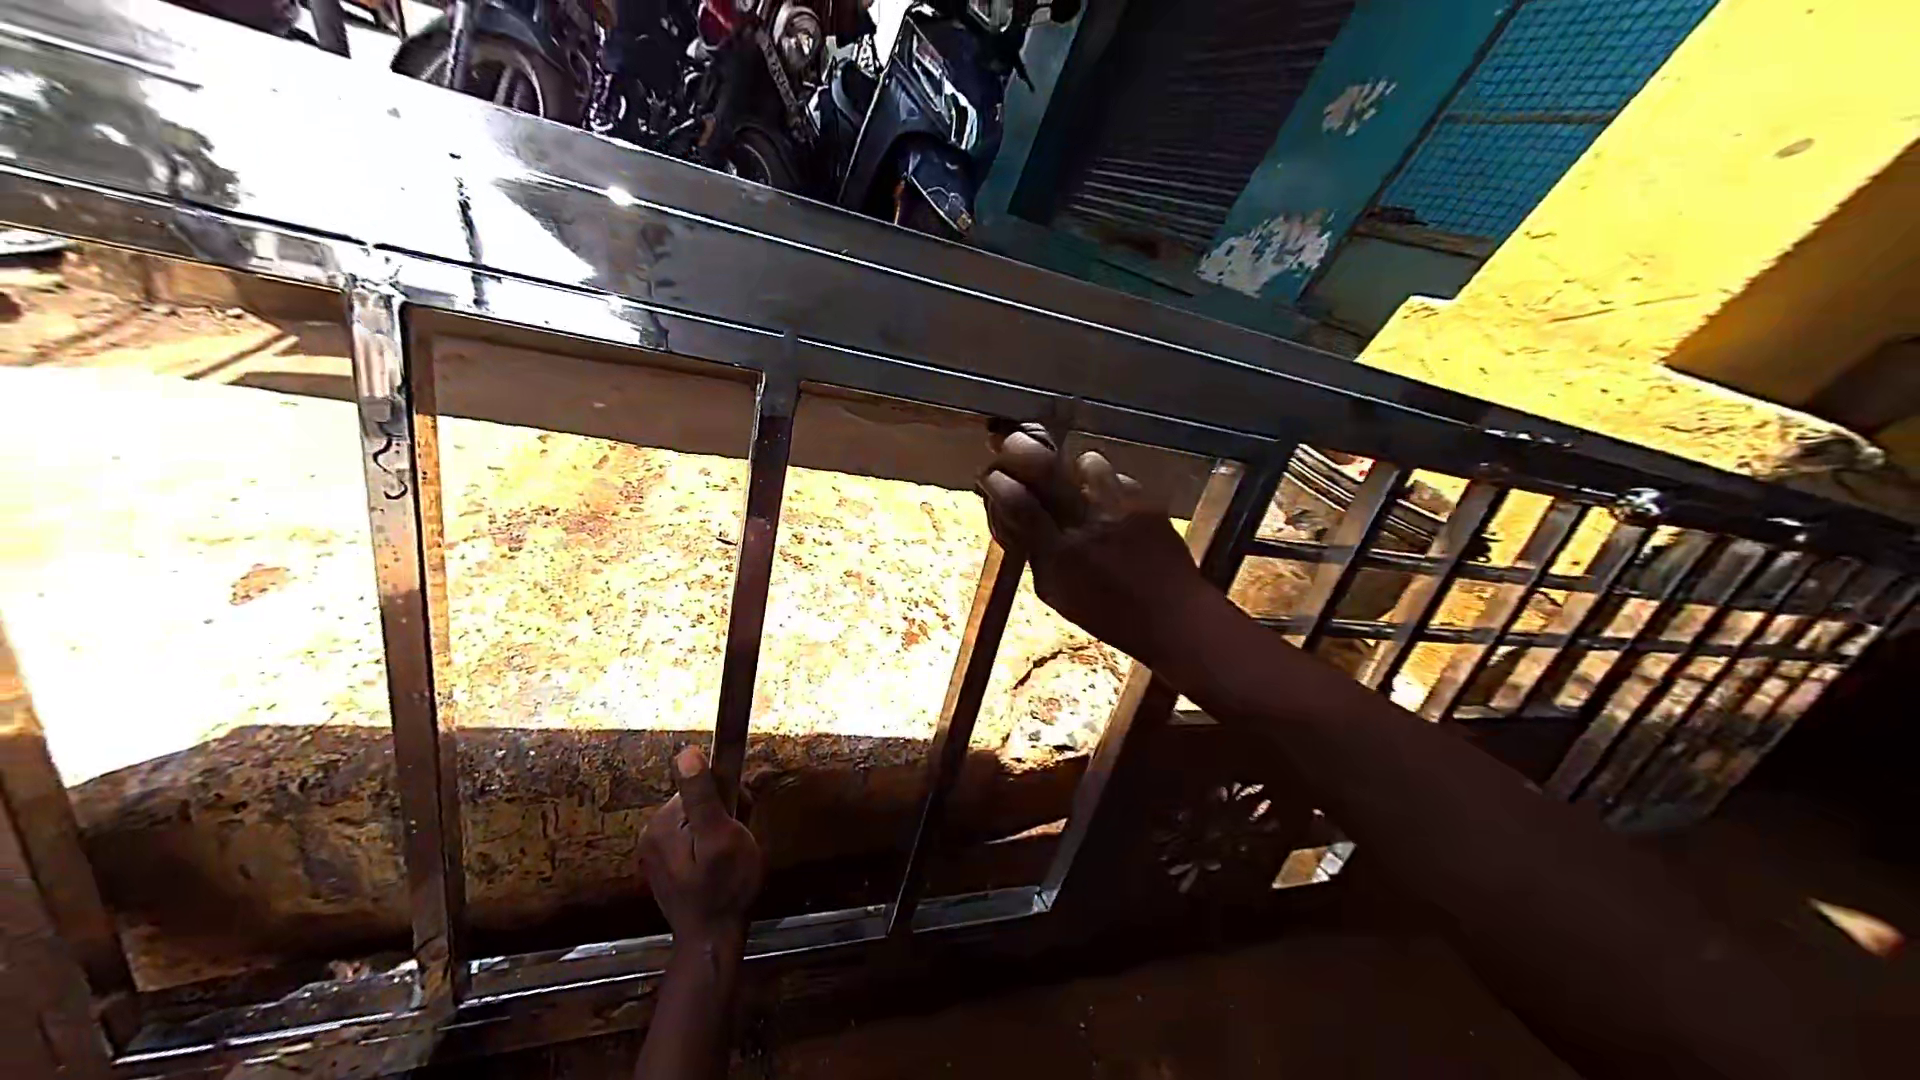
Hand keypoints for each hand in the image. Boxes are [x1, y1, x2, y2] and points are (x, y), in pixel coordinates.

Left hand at [640, 746, 764, 945]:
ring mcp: (657, 849)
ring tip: (731, 856)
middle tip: (738, 843)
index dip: (730, 798)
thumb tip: (686, 753)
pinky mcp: (667, 862)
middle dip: (726, 813)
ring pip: (700, 818)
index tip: (740, 820)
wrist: (712, 940)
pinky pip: (695, 836)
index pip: (702, 785)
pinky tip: (720, 864)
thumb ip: (703, 796)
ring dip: (722, 829)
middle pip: (700, 800)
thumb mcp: (720, 838)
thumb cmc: (725, 889)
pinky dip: (713, 843)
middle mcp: (652, 832)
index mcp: (662, 823)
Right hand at [978, 426, 1210, 665]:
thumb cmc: (1109, 615)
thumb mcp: (1056, 593)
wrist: (1175, 616)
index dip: (996, 482)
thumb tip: (1012, 517)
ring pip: (1084, 461)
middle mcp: (1087, 522)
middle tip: (1010, 447)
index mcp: (1058, 554)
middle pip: (1043, 465)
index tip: (989, 477)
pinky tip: (1109, 507)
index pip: (1015, 502)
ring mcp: (1120, 506)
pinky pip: (1117, 478)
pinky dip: (1106, 488)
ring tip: (1074, 486)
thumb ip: (1033, 553)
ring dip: (1071, 469)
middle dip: (1018, 449)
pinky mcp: (1147, 500)